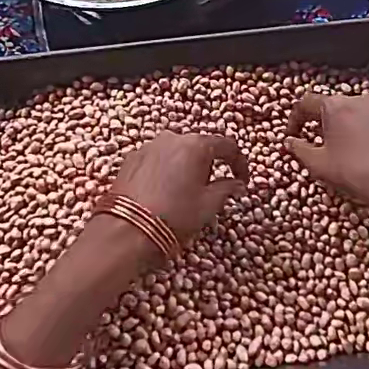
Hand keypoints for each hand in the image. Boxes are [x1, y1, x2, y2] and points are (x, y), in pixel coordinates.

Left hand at [109, 132, 249, 242]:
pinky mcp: (130, 159)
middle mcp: (171, 138)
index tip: (242, 179)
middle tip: (214, 187)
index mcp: (196, 145)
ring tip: (186, 191)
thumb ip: (227, 189)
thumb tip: (236, 184)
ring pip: (175, 151)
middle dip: (210, 164)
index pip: (227, 146)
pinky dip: (165, 170)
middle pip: (199, 146)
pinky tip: (164, 191)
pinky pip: (156, 159)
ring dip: (186, 166)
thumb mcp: (208, 205)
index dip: (239, 163)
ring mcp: (148, 147)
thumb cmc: (173, 216)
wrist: (126, 230)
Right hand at [285, 94, 368, 235]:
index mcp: (335, 106)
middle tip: (313, 141)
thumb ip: (298, 149)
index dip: (294, 119)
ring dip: (339, 126)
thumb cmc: (354, 172)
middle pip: (330, 105)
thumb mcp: (317, 164)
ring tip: (336, 149)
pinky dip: (359, 132)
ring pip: (351, 112)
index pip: (305, 102)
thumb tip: (289, 142)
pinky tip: (359, 153)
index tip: (292, 134)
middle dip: (318, 122)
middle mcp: (358, 101)